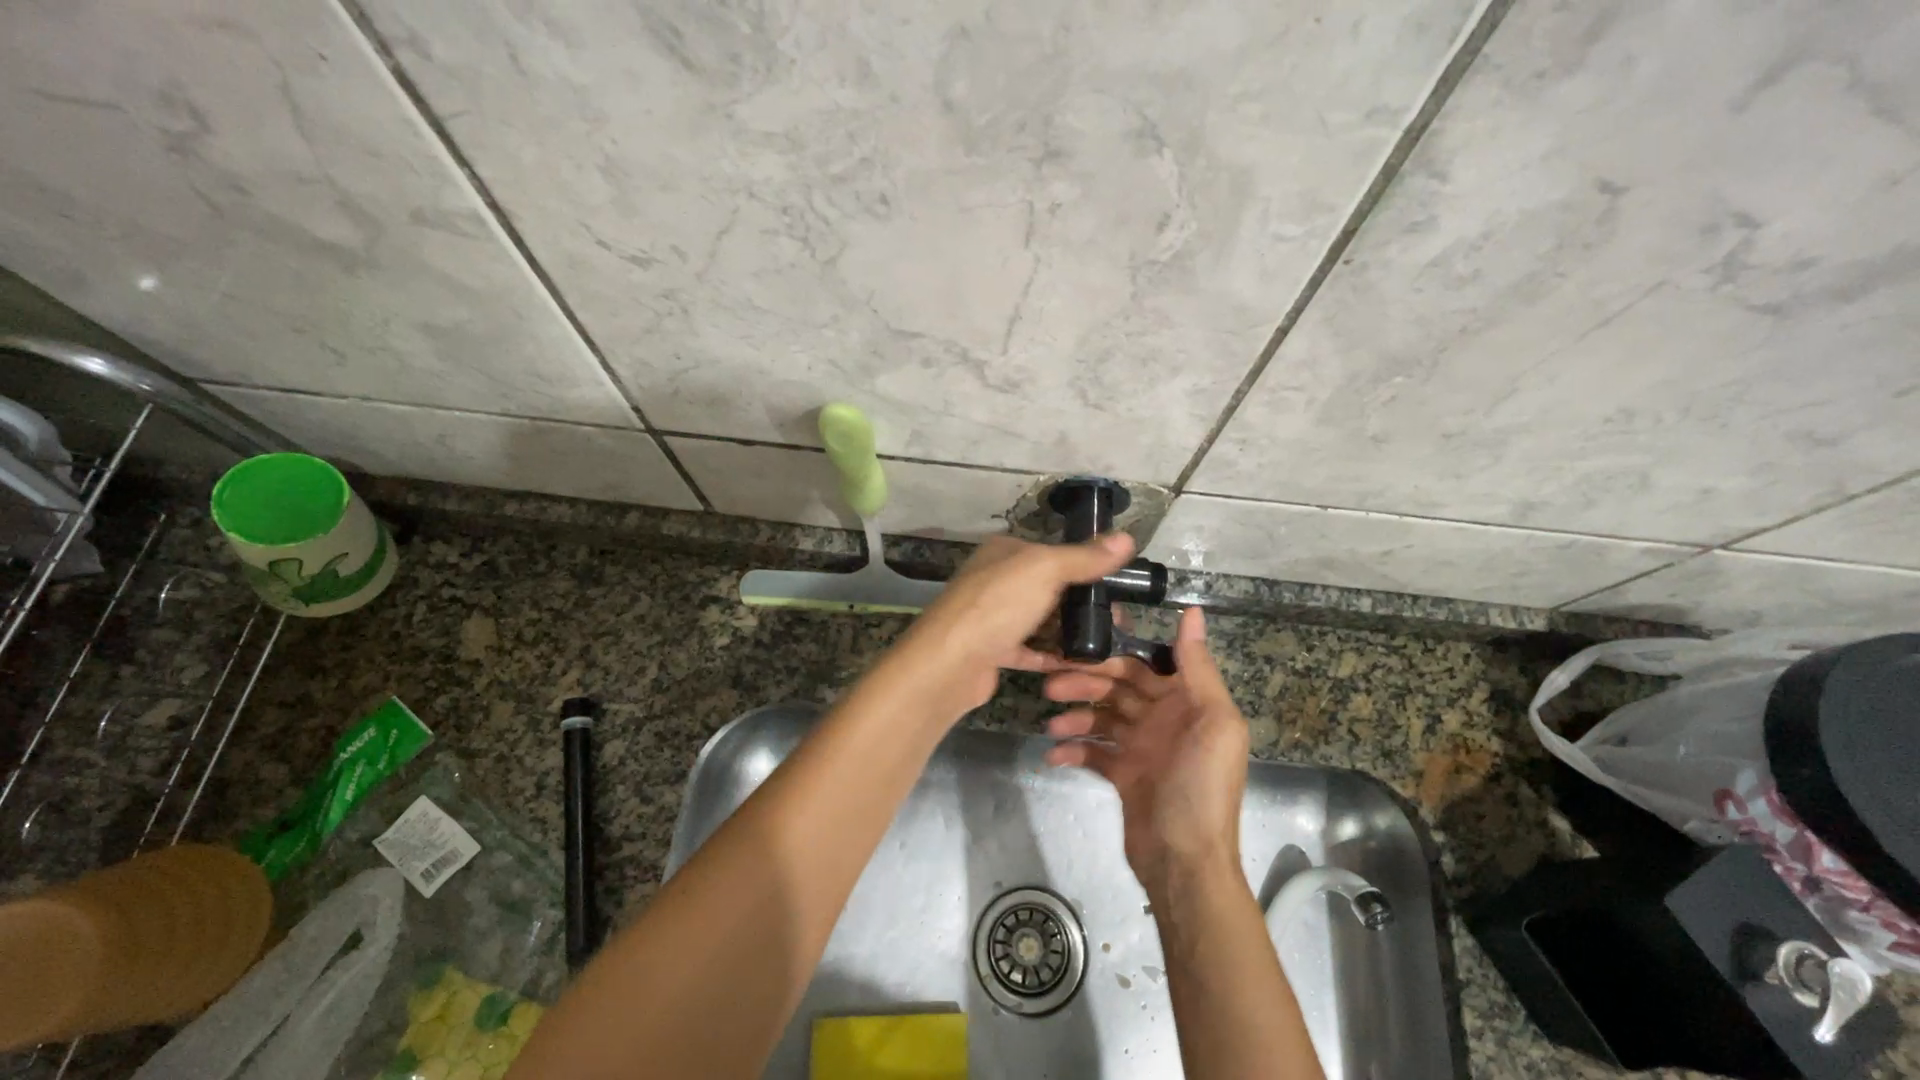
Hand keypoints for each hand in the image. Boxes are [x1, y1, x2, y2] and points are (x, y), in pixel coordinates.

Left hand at [888, 532, 1135, 716]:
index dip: (1086, 567)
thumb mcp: (1045, 570)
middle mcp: (997, 580)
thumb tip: (1126, 537)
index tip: (1119, 588)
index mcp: (1006, 552)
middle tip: (1118, 624)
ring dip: (1069, 633)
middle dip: (1082, 605)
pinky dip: (1053, 657)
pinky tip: (1079, 665)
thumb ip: (1084, 557)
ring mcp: (994, 617)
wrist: (950, 663)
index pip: (1053, 553)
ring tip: (1107, 646)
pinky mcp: (994, 651)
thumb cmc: (997, 605)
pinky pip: (1031, 651)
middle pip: (1050, 589)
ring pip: (1042, 622)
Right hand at [1043, 607, 1248, 895]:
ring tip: (1051, 723)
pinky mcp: (1123, 775)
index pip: (1146, 663)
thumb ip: (1198, 667)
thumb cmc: (1202, 787)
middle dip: (1086, 682)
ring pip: (1102, 717)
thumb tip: (1192, 612)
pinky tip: (1053, 754)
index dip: (1114, 651)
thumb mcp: (1213, 723)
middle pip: (1118, 687)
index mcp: (1190, 702)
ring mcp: (1143, 748)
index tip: (1078, 641)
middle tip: (1051, 683)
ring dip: (1075, 716)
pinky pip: (1093, 753)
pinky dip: (1073, 750)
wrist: (1185, 862)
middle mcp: (1166, 719)